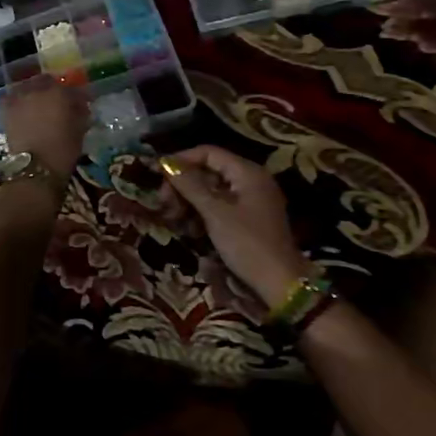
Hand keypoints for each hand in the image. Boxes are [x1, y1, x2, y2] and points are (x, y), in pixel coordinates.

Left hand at [4, 79, 88, 177]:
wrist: (35, 167)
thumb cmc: (63, 150)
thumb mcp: (79, 130)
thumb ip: (79, 113)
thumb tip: (79, 107)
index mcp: (59, 93)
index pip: (71, 89)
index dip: (78, 96)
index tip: (82, 103)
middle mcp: (37, 90)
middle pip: (46, 81)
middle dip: (53, 88)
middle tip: (58, 100)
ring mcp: (19, 99)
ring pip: (27, 86)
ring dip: (34, 92)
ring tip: (39, 104)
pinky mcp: (6, 110)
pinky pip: (12, 98)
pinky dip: (19, 101)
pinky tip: (24, 109)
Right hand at [164, 145, 308, 303]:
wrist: (278, 282)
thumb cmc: (246, 243)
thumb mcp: (214, 213)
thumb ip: (190, 185)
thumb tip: (165, 163)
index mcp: (247, 173)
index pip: (208, 153)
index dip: (181, 160)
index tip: (157, 176)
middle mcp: (251, 180)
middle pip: (208, 170)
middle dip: (183, 184)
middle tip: (164, 203)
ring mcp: (251, 200)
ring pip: (211, 190)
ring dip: (189, 201)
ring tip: (174, 218)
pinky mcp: (248, 218)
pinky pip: (219, 206)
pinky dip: (202, 213)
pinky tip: (190, 229)